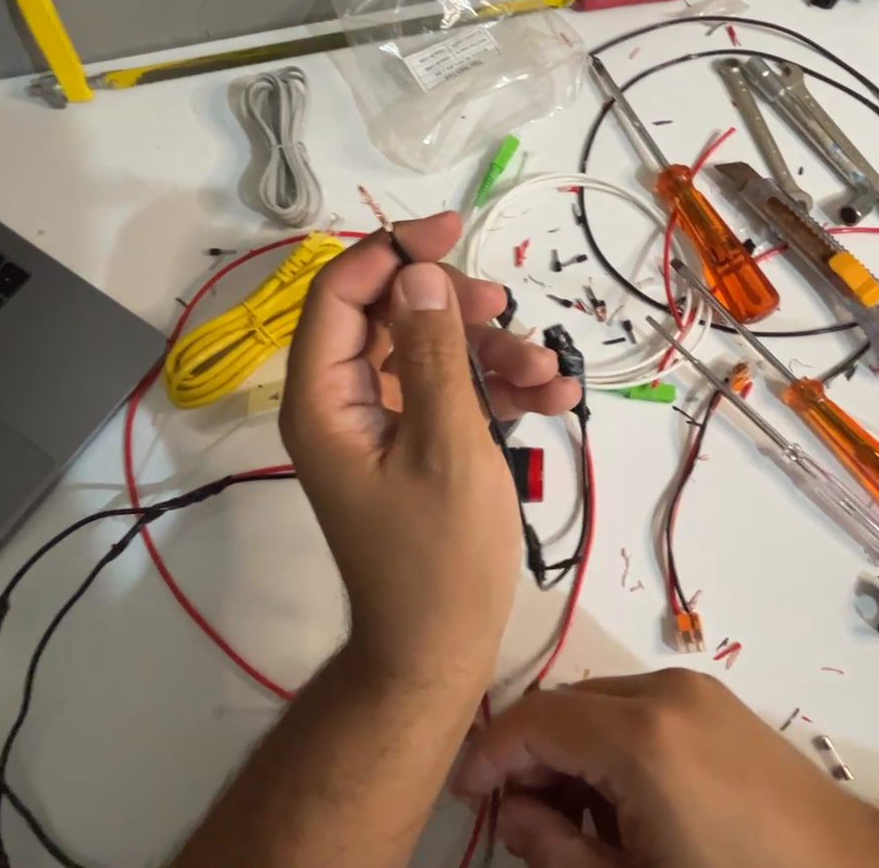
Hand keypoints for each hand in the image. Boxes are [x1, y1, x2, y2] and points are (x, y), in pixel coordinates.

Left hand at [280, 213, 582, 688]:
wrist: (440, 648)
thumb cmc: (439, 557)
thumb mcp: (445, 446)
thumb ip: (432, 354)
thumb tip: (419, 274)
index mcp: (324, 398)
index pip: (340, 294)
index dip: (391, 252)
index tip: (451, 231)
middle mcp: (344, 401)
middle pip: (391, 317)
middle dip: (456, 309)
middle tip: (507, 311)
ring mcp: (382, 422)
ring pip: (432, 352)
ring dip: (493, 354)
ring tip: (551, 379)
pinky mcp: (417, 442)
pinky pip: (451, 392)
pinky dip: (497, 389)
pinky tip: (554, 401)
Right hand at [452, 670, 878, 866]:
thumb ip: (557, 849)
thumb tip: (514, 811)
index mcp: (642, 736)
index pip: (537, 720)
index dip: (491, 752)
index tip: (467, 791)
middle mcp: (664, 691)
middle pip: (566, 703)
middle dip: (532, 753)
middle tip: (521, 815)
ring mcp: (695, 689)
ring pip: (599, 701)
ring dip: (571, 747)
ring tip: (576, 816)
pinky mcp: (716, 700)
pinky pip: (637, 707)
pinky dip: (610, 741)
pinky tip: (622, 796)